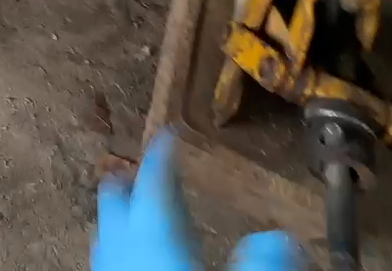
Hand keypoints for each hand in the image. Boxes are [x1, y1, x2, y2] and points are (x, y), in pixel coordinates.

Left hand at [94, 133, 298, 270]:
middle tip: (153, 171)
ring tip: (147, 211)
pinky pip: (110, 260)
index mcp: (151, 235)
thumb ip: (262, 267)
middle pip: (117, 201)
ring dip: (126, 216)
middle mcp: (119, 246)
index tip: (168, 135)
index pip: (154, 184)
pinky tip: (141, 259)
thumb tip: (283, 239)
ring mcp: (107, 270)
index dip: (162, 157)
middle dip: (133, 183)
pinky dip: (124, 247)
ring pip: (109, 231)